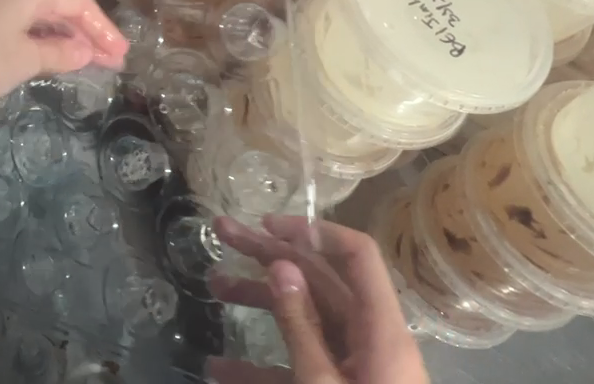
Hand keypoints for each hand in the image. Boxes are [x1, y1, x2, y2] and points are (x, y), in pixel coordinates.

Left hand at [0, 0, 126, 125]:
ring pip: (35, 14)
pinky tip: (45, 57)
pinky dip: (37, 39)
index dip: (102, 28)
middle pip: (56, 4)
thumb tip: (85, 51)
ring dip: (62, 37)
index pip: (76, 1)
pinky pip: (15, 24)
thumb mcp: (22, 62)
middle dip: (85, 32)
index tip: (121, 55)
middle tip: (110, 62)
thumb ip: (58, 54)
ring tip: (86, 63)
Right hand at [206, 215, 428, 383]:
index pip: (358, 257)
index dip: (314, 230)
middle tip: (221, 231)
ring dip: (258, 301)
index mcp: (381, 332)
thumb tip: (282, 263)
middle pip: (320, 281)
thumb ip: (301, 325)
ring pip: (305, 318)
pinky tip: (219, 372)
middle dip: (268, 256)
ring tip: (211, 285)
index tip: (267, 223)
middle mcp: (371, 341)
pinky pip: (300, 365)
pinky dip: (261, 365)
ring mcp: (355, 370)